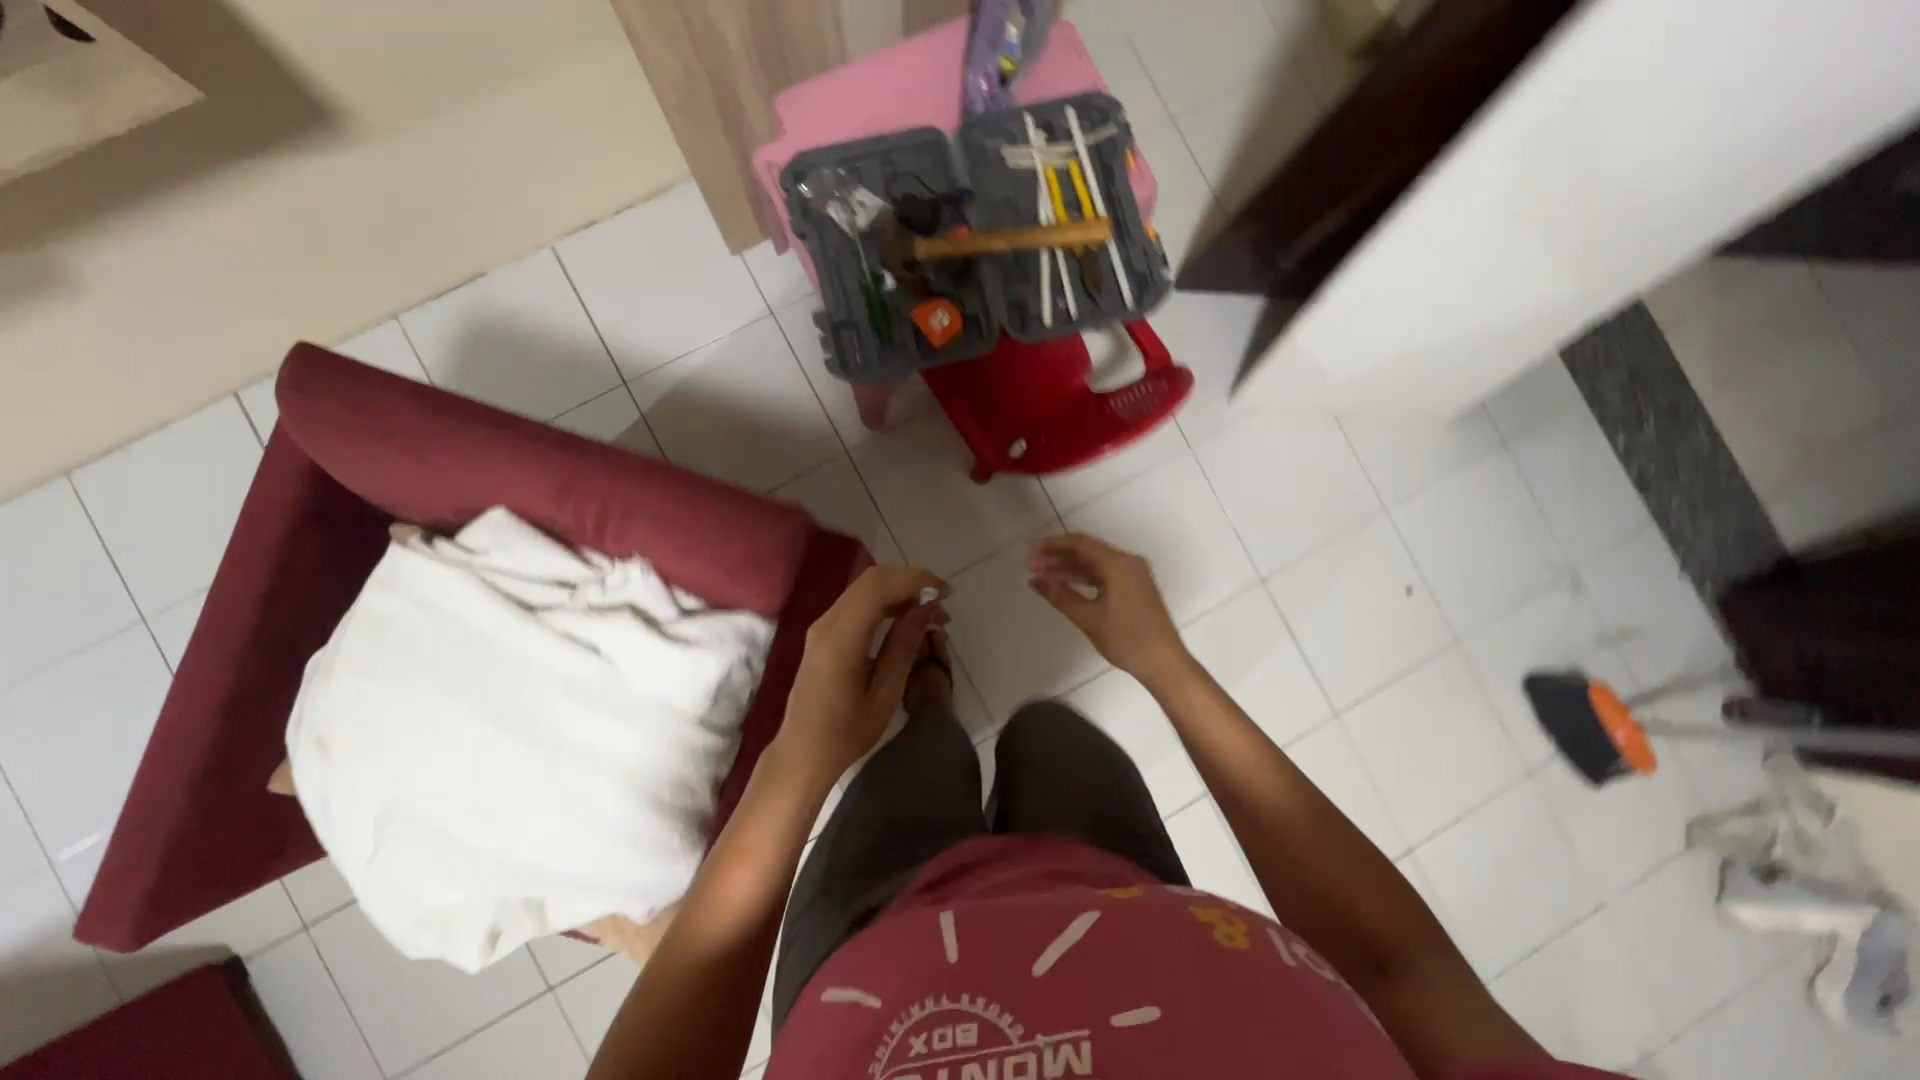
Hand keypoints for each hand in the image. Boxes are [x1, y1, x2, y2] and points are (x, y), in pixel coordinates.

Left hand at [777, 565, 948, 780]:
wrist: (802, 754)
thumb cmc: (846, 734)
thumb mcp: (885, 694)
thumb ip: (904, 647)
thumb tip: (926, 610)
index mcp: (842, 638)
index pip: (878, 586)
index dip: (915, 580)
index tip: (946, 593)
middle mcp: (827, 623)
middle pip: (870, 580)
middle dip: (910, 582)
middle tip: (942, 603)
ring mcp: (822, 628)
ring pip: (863, 589)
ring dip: (898, 592)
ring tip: (931, 614)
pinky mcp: (823, 636)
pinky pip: (856, 605)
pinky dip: (884, 603)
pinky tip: (906, 621)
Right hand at [1027, 534, 1189, 683]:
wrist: (1164, 662)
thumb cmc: (1126, 639)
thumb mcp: (1088, 618)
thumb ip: (1060, 595)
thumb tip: (1034, 579)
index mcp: (1119, 564)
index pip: (1080, 543)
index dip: (1053, 545)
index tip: (1030, 553)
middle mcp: (1128, 563)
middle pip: (1087, 552)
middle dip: (1058, 557)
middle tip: (1031, 566)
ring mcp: (1133, 575)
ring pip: (1095, 564)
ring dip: (1069, 569)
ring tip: (1042, 576)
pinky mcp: (1135, 588)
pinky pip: (1104, 576)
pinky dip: (1084, 579)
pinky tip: (1065, 585)